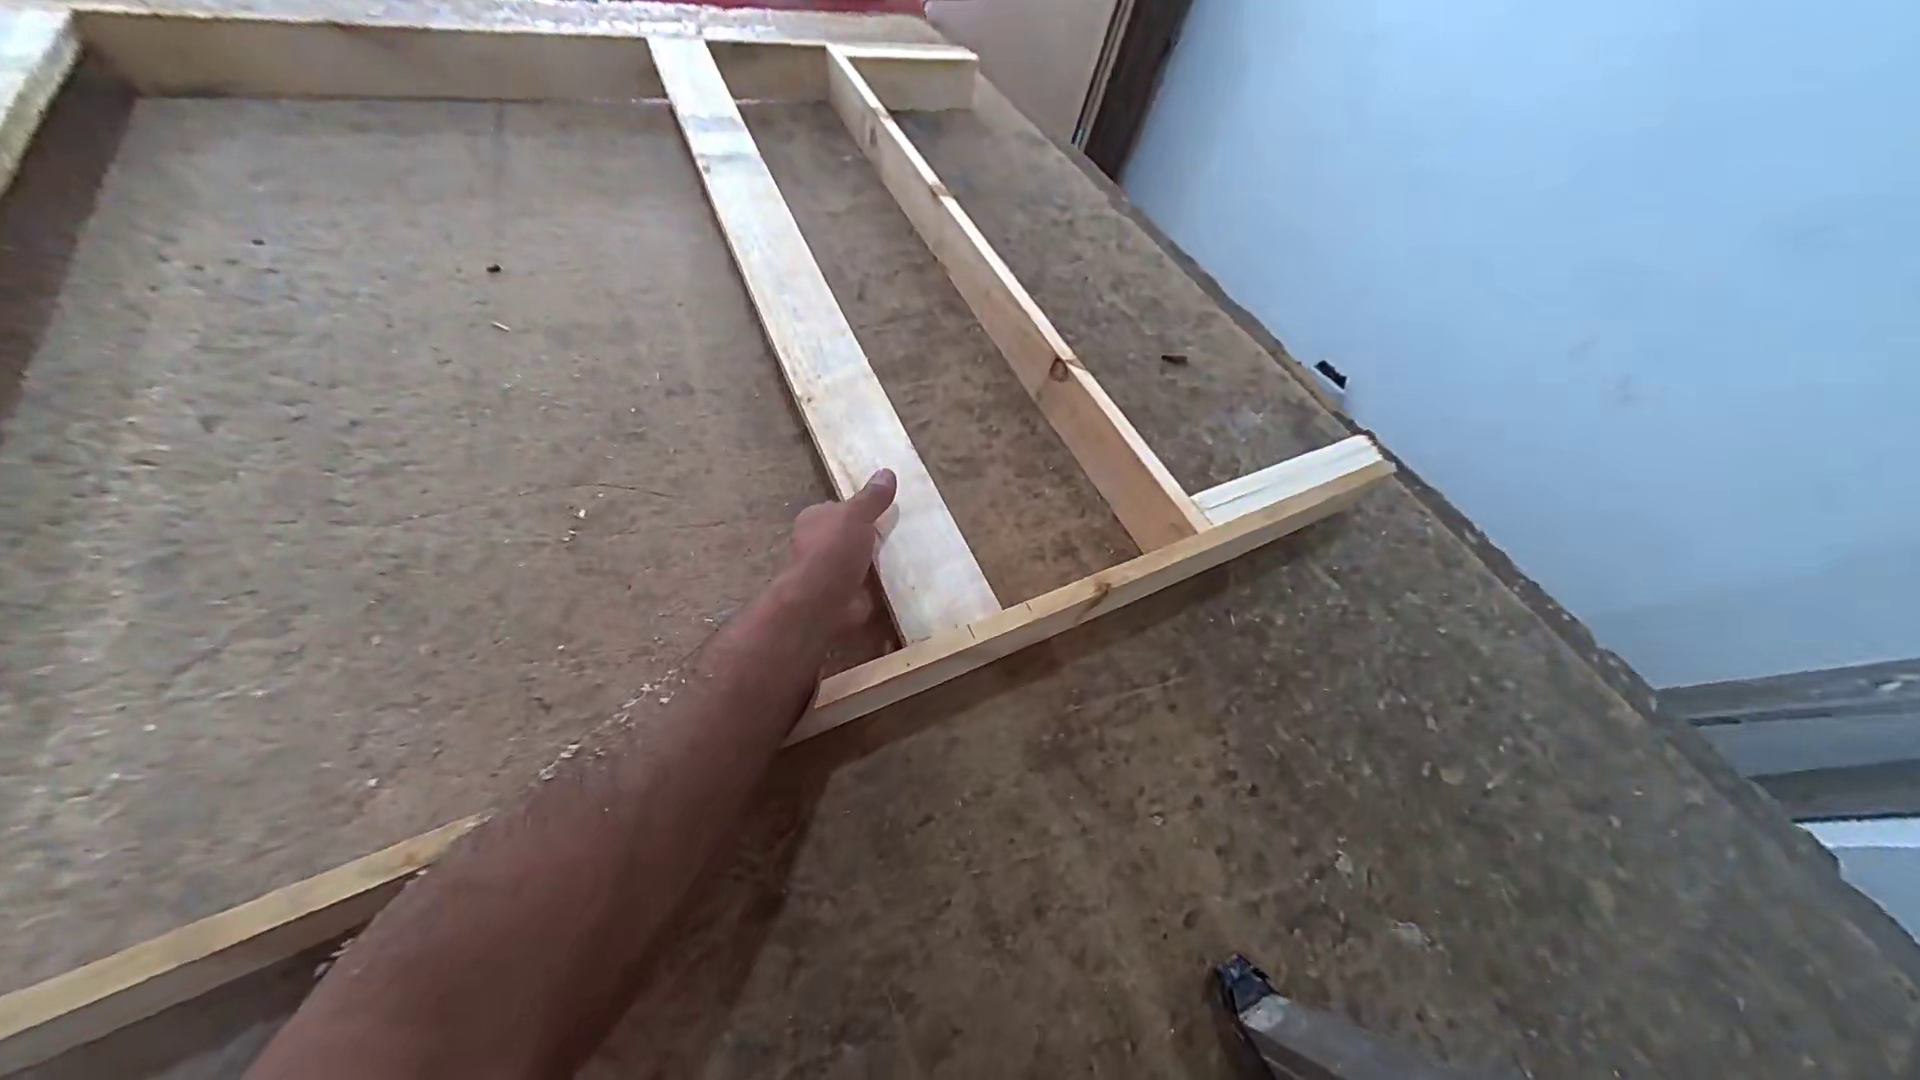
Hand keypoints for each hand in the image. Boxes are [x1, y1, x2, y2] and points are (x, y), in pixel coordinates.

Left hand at [780, 469, 896, 631]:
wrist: (822, 601)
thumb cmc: (832, 550)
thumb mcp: (855, 515)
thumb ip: (872, 497)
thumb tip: (887, 471)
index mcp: (816, 519)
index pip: (842, 508)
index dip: (865, 507)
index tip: (891, 507)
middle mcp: (821, 543)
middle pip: (856, 533)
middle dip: (877, 534)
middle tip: (908, 528)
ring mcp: (834, 569)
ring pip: (866, 557)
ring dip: (884, 558)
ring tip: (915, 550)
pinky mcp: (848, 591)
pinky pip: (873, 581)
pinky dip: (887, 579)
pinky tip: (908, 574)